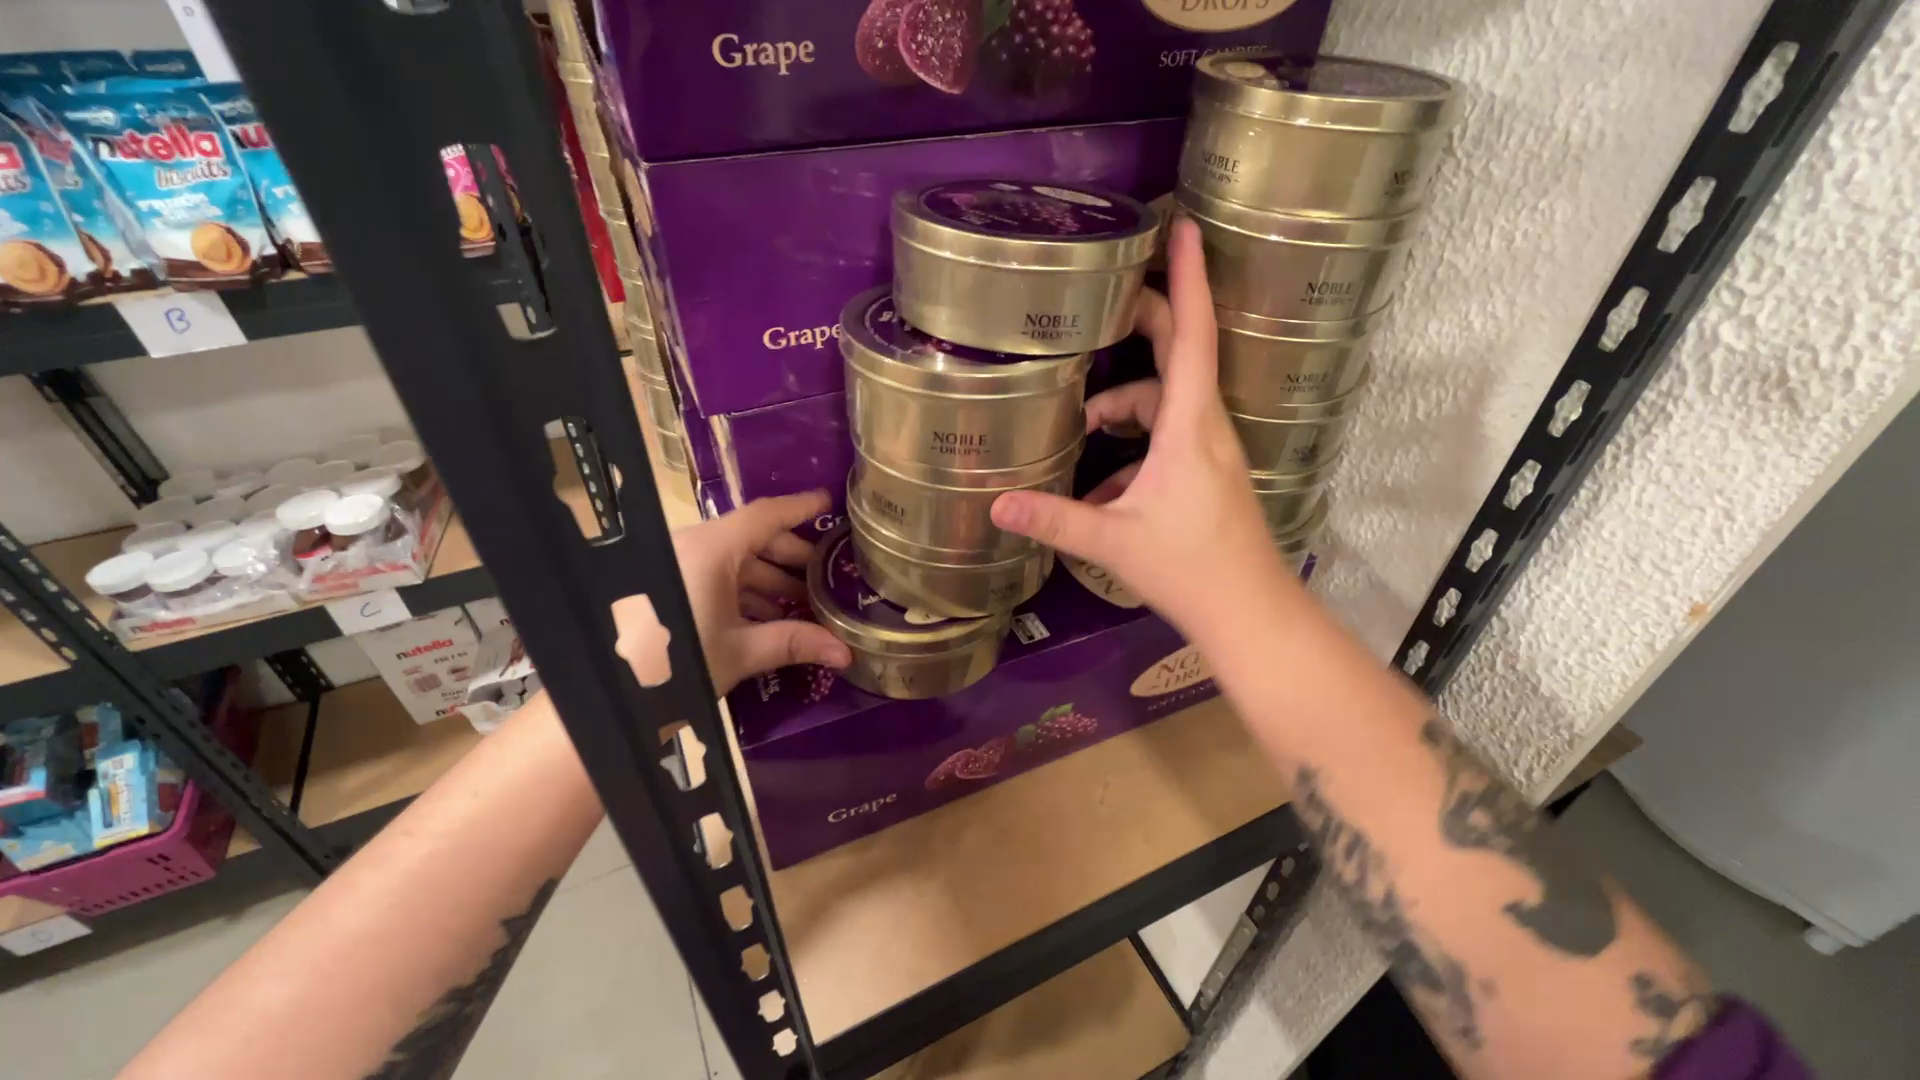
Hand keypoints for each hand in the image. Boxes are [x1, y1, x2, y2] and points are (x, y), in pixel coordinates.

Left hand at [614, 491, 850, 695]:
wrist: (611, 693)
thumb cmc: (679, 661)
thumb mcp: (740, 652)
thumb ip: (793, 643)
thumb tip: (845, 652)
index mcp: (712, 549)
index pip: (766, 515)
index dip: (800, 508)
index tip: (828, 502)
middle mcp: (693, 547)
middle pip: (753, 539)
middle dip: (792, 558)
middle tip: (827, 575)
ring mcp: (677, 566)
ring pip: (733, 562)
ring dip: (769, 582)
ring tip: (803, 606)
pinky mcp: (666, 587)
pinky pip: (713, 577)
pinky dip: (742, 593)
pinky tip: (766, 620)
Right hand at [990, 218, 1290, 639]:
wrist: (1250, 614)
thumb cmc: (1191, 570)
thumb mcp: (1113, 542)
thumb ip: (1055, 520)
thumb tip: (996, 506)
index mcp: (1190, 426)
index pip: (1191, 335)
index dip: (1188, 277)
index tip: (1184, 225)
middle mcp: (1207, 426)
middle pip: (1180, 353)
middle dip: (1145, 322)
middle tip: (1105, 303)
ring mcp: (1211, 451)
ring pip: (1168, 402)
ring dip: (1127, 404)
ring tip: (1083, 425)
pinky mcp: (1208, 475)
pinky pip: (1170, 439)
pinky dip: (1136, 446)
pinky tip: (1104, 485)